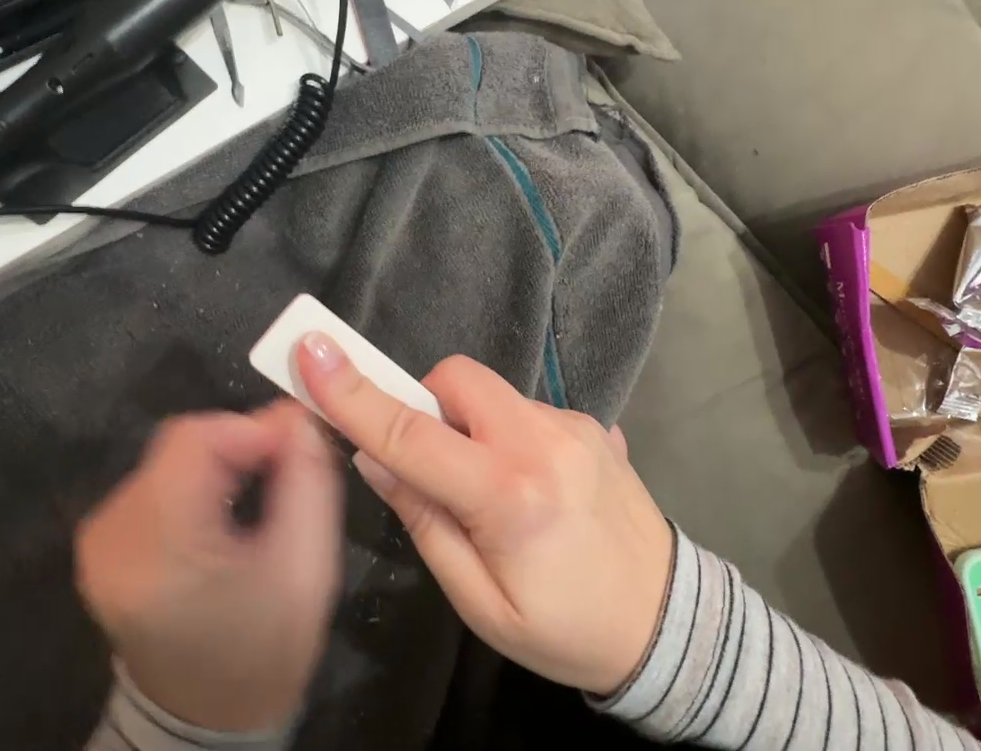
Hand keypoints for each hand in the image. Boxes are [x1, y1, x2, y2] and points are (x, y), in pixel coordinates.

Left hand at [75, 401, 342, 731]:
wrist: (206, 722)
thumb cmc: (263, 649)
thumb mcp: (307, 566)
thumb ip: (310, 480)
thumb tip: (302, 414)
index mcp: (155, 547)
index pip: (196, 438)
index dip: (254, 427)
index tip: (301, 442)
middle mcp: (110, 534)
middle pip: (183, 444)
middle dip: (244, 445)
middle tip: (292, 466)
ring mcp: (100, 538)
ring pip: (173, 457)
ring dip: (225, 460)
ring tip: (267, 489)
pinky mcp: (104, 540)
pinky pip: (159, 478)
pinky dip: (201, 478)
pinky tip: (231, 506)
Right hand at [295, 333, 672, 695]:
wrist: (667, 621)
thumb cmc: (564, 628)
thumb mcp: (480, 601)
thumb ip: (424, 521)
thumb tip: (375, 457)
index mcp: (510, 495)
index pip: (413, 433)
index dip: (355, 394)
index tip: (313, 352)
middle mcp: (544, 441)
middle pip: (458, 380)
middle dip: (427, 404)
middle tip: (435, 463)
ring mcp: (574, 424)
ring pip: (493, 394)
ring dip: (470, 425)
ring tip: (493, 491)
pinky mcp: (593, 423)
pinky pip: (525, 409)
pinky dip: (506, 434)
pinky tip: (531, 487)